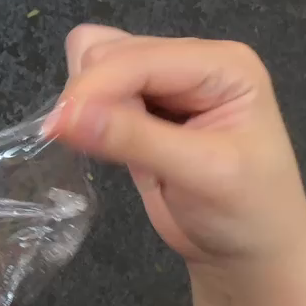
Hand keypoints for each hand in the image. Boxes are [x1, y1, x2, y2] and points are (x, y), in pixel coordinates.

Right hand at [42, 25, 305, 273]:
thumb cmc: (245, 215)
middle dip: (92, 96)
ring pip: (92, 58)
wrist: (248, 253)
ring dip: (86, 99)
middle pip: (108, 52)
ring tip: (111, 142)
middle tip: (97, 146)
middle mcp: (191, 58)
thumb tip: (61, 117)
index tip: (57, 128)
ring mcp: (163, 76)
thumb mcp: (200, 175)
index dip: (95, 87)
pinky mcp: (139, 95)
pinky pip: (90, 79)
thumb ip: (131, 139)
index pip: (137, 57)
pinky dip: (84, 104)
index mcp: (222, 64)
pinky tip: (106, 135)